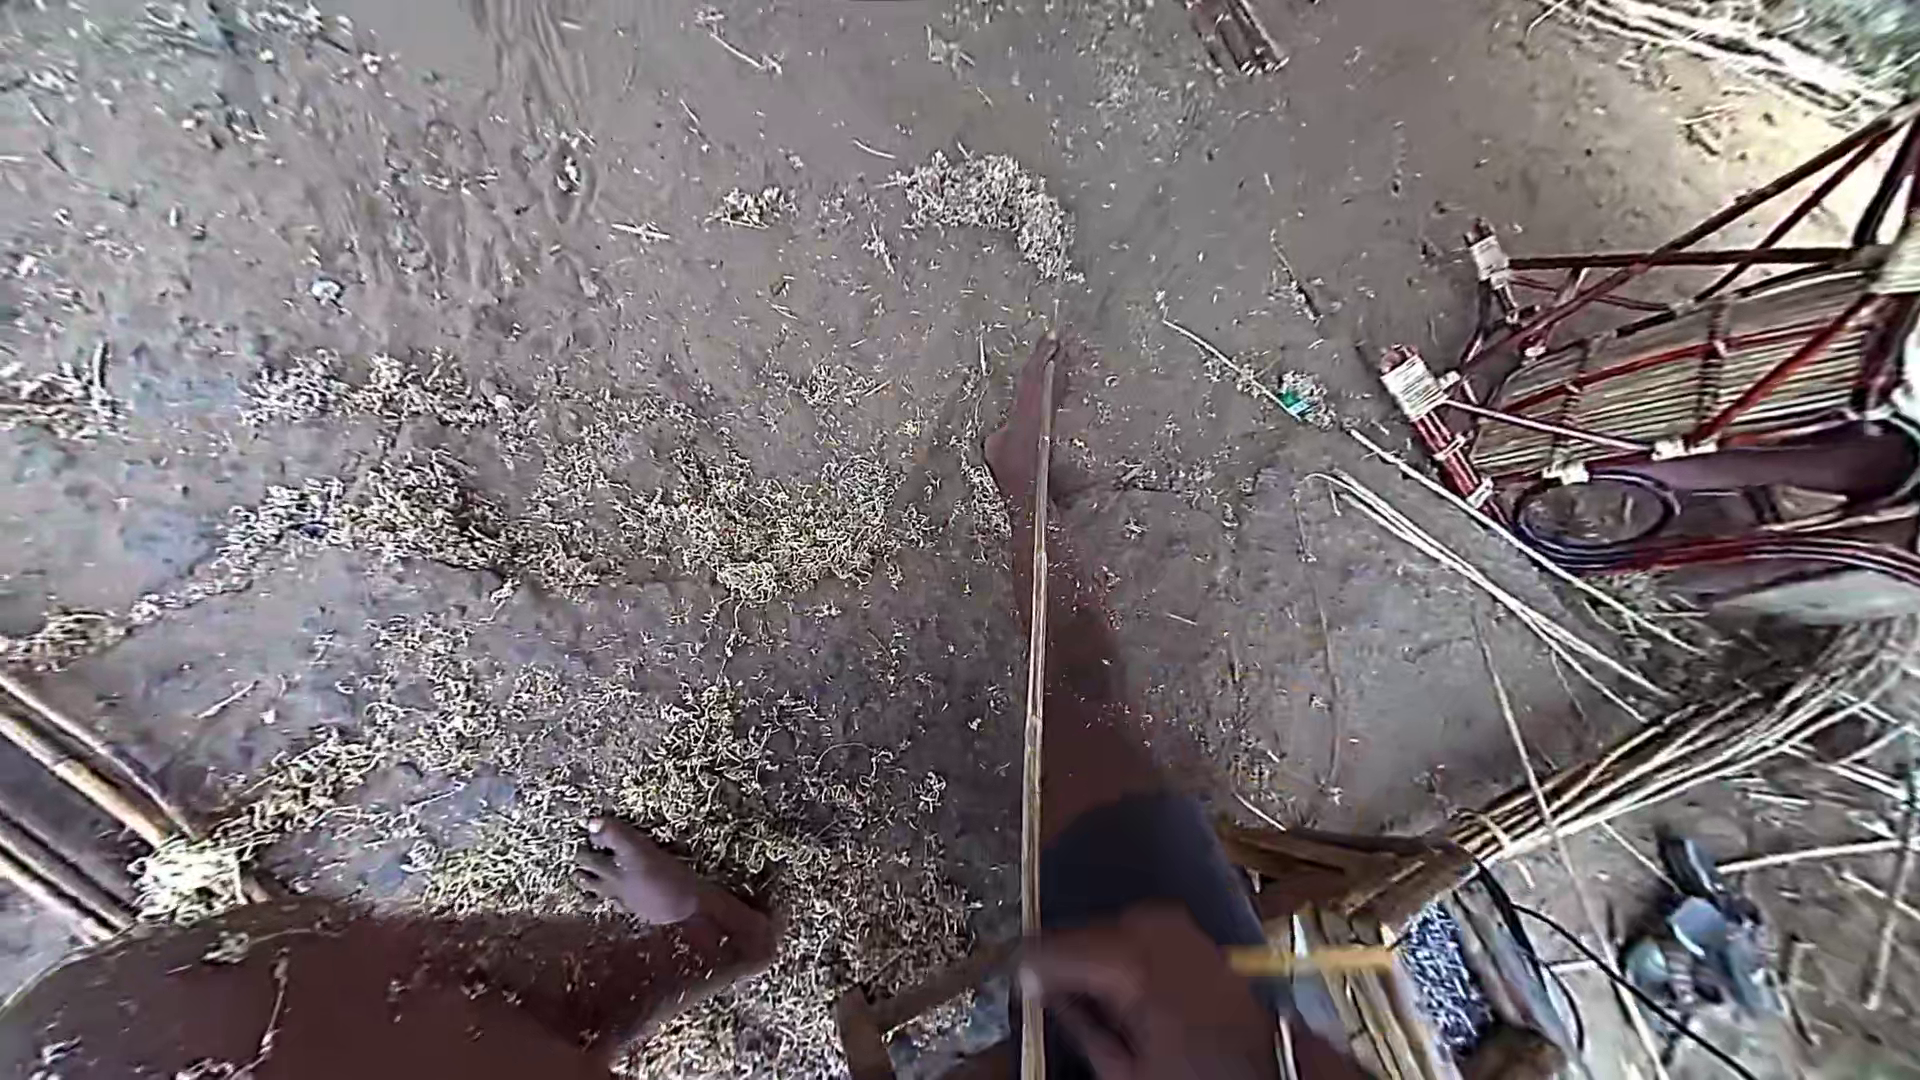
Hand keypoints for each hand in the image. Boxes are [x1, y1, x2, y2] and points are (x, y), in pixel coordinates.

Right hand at [1020, 905, 1278, 1079]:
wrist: (1268, 1065)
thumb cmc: (1195, 1075)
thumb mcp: (1125, 1070)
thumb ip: (1078, 1023)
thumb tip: (1042, 991)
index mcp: (1129, 960)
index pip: (1058, 947)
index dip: (1029, 961)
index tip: (1010, 971)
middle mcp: (1145, 923)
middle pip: (1081, 932)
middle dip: (1061, 956)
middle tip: (1043, 984)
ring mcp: (1165, 916)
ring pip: (1103, 927)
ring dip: (1088, 950)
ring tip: (1084, 987)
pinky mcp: (1178, 920)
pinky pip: (1129, 927)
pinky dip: (1115, 946)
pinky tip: (1116, 977)